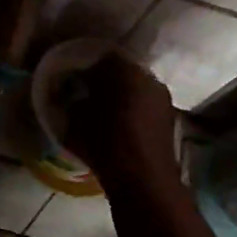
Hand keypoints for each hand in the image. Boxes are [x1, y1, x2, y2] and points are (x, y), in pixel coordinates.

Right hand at [65, 55, 180, 187]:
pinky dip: (131, 108)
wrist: (142, 177)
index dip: (83, 68)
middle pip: (121, 70)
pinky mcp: (168, 114)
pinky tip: (119, 124)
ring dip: (119, 95)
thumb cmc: (104, 146)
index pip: (100, 58)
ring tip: (102, 112)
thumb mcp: (74, 124)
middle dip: (103, 81)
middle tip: (85, 95)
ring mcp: (161, 95)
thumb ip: (70, 104)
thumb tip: (69, 97)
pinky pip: (144, 102)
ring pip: (134, 86)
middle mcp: (147, 77)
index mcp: (124, 72)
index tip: (71, 81)